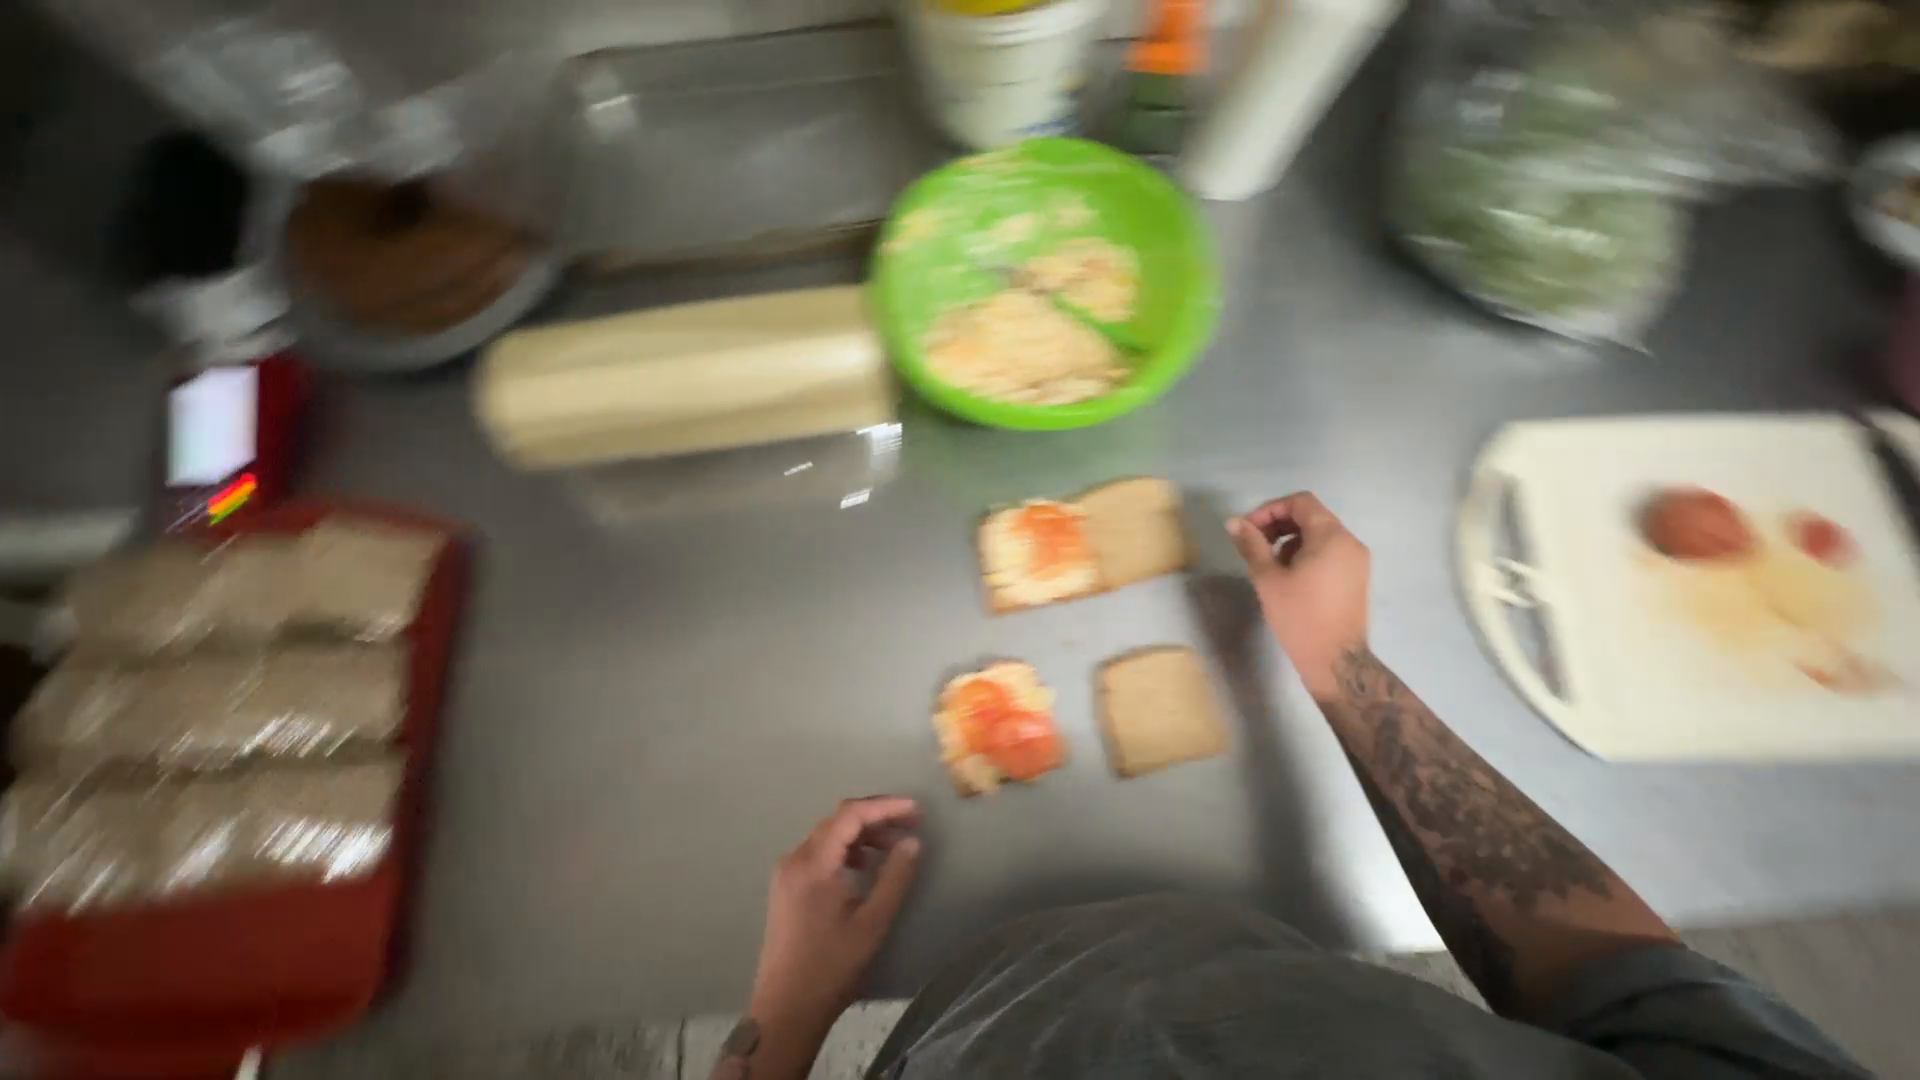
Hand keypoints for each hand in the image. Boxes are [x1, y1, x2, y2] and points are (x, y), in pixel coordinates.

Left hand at [750, 797, 921, 1028]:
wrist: (786, 1010)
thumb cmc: (831, 967)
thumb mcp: (872, 923)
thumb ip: (894, 877)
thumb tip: (912, 841)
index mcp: (813, 863)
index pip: (850, 815)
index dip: (885, 807)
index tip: (916, 810)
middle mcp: (795, 859)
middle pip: (838, 821)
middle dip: (876, 817)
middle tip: (910, 825)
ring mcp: (787, 873)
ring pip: (829, 836)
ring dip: (862, 834)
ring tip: (893, 847)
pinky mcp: (787, 887)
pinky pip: (820, 853)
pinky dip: (846, 850)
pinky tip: (865, 866)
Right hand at [1226, 492, 1370, 697]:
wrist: (1335, 659)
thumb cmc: (1299, 616)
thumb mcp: (1268, 578)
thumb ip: (1251, 545)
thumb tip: (1234, 522)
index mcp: (1331, 537)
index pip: (1301, 502)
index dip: (1270, 509)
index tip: (1249, 530)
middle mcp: (1350, 542)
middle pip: (1311, 516)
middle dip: (1279, 525)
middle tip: (1255, 545)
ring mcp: (1357, 560)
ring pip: (1320, 535)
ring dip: (1291, 540)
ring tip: (1270, 565)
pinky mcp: (1356, 577)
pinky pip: (1329, 552)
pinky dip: (1307, 554)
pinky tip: (1290, 578)